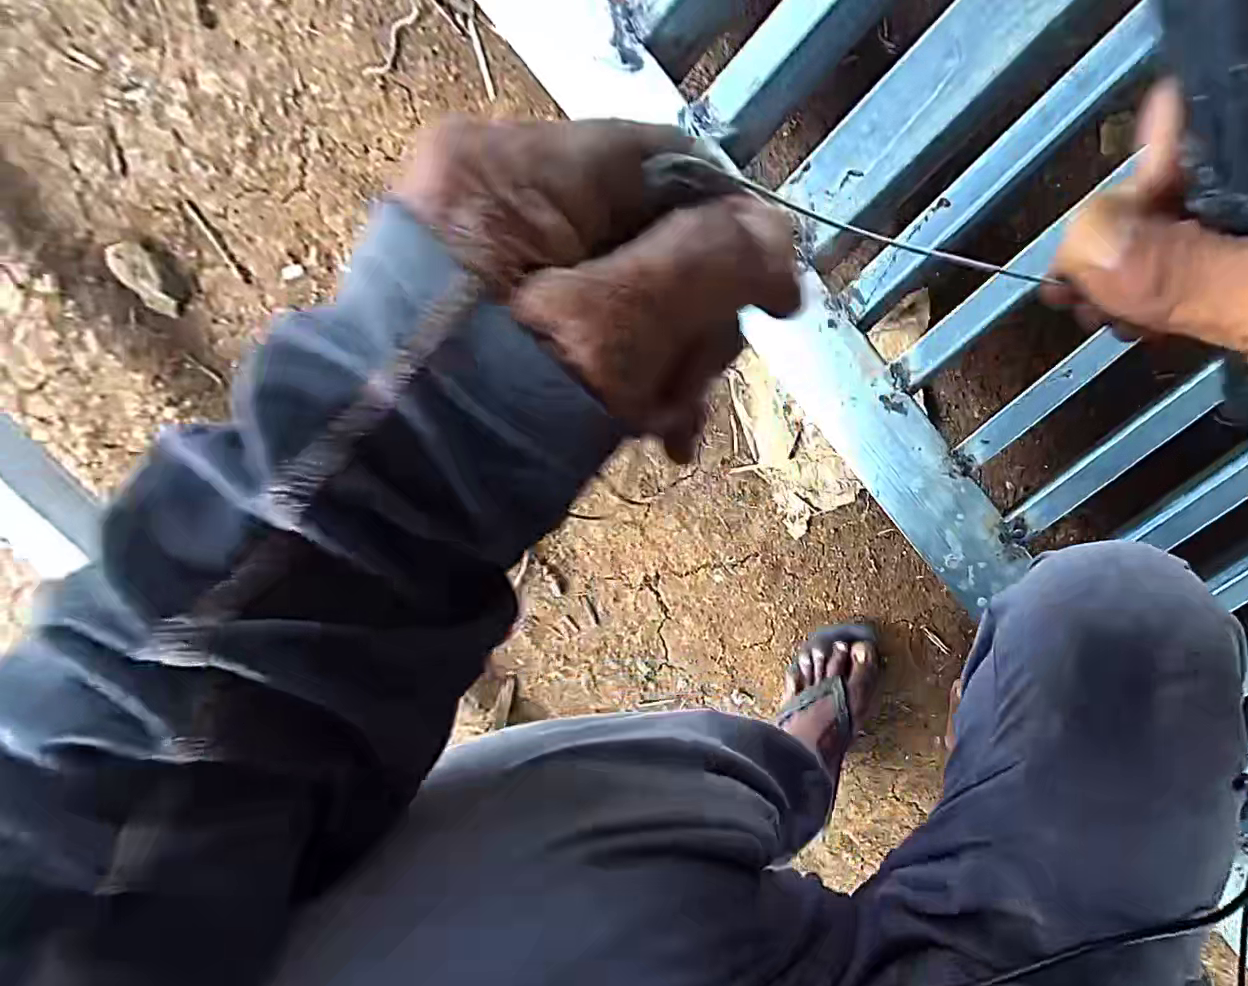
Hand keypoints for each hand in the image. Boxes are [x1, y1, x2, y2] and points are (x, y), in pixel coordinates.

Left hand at [394, 118, 802, 460]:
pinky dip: (657, 379)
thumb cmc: (500, 406)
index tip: (774, 305)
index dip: (738, 232)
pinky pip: (632, 329)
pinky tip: (663, 428)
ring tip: (662, 418)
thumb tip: (779, 234)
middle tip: (683, 384)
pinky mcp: (539, 311)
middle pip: (675, 239)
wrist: (408, 499)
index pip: (673, 165)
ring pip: (664, 294)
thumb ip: (706, 266)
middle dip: (698, 324)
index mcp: (525, 173)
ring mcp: (532, 261)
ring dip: (681, 365)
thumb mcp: (615, 329)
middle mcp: (526, 200)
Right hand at [1046, 0, 1247, 403]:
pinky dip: (1200, 273)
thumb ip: (1183, 270)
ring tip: (1112, 314)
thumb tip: (1080, 246)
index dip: (1172, 134)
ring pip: (1227, 191)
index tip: (1139, 220)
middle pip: (1220, 136)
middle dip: (1149, 214)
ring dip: (1162, 252)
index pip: (1239, 62)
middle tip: (1099, 288)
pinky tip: (1156, 318)